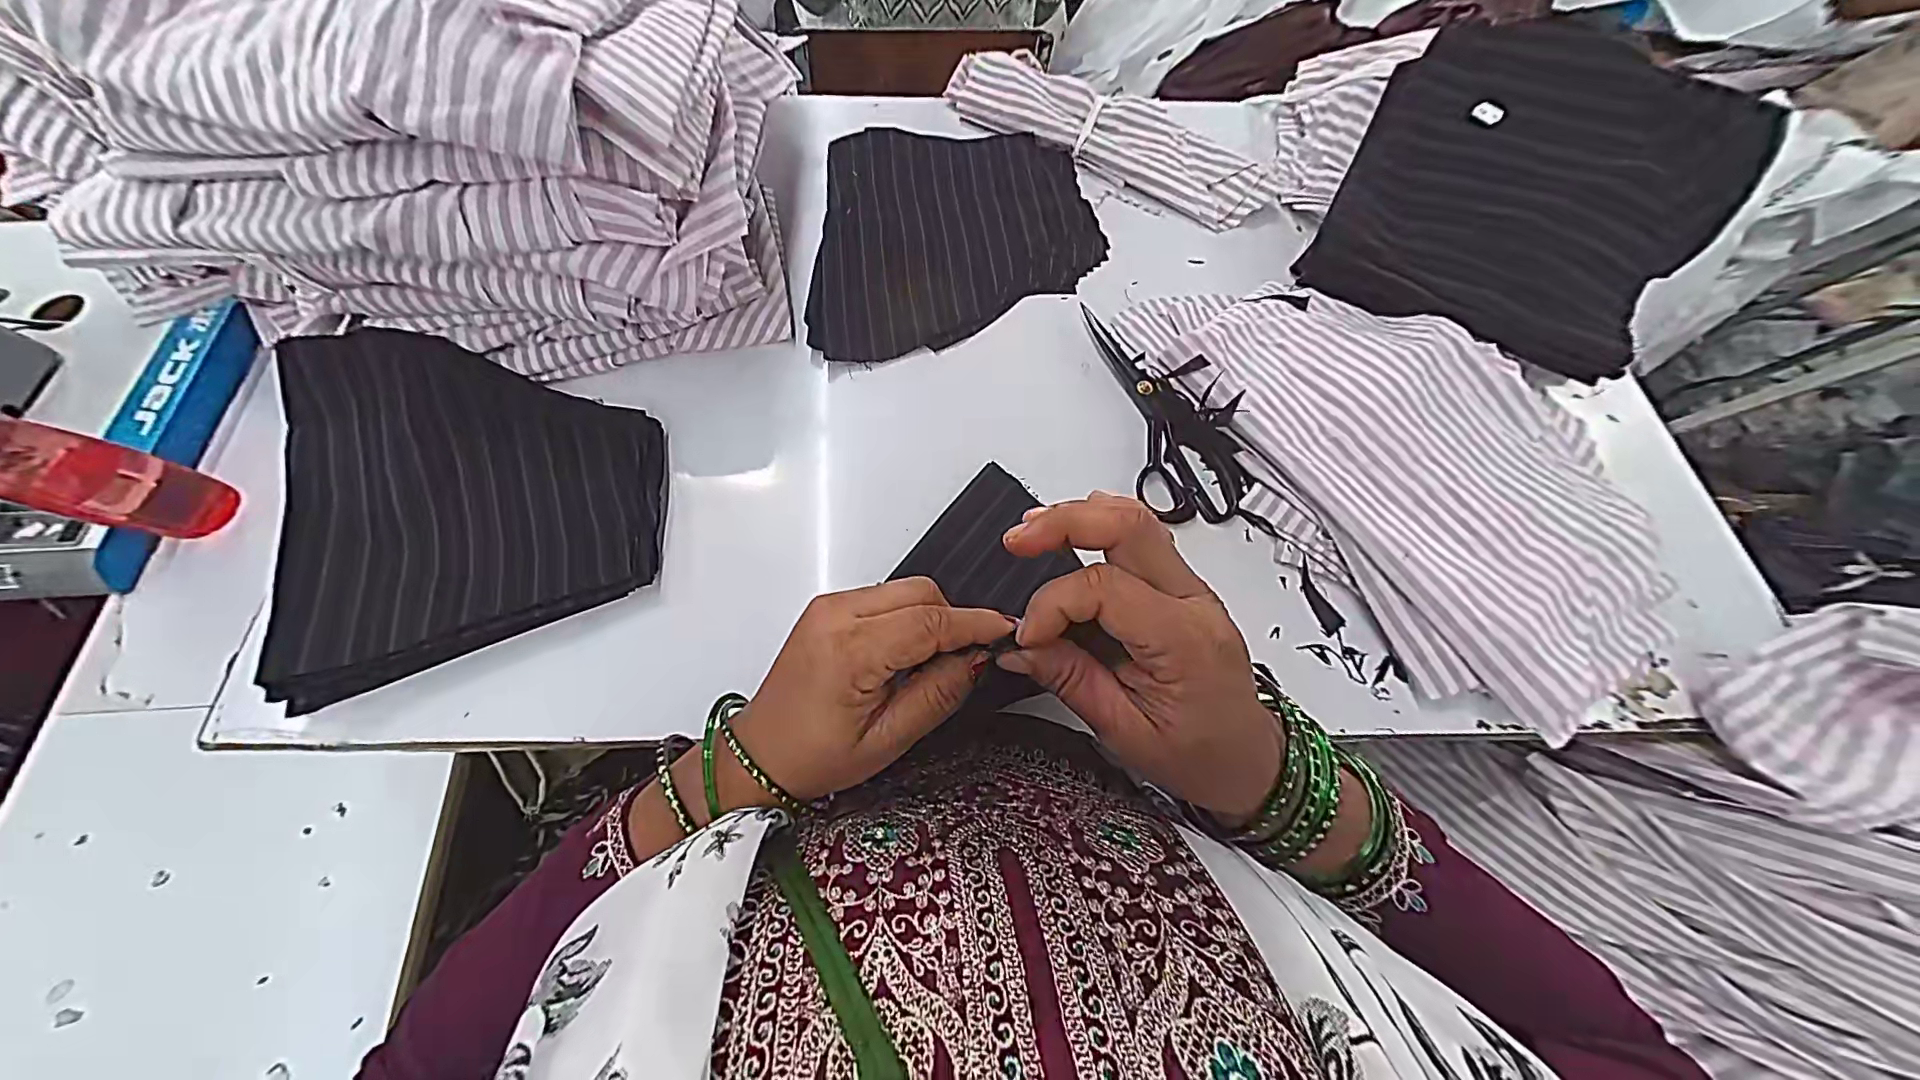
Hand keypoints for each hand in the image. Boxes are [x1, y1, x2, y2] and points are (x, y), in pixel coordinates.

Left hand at [726, 578, 1014, 803]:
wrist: (760, 755)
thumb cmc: (810, 755)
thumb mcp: (888, 739)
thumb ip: (939, 693)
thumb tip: (975, 659)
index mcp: (850, 649)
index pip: (930, 620)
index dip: (974, 624)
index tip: (1002, 630)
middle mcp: (835, 616)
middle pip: (920, 592)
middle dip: (953, 619)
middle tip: (965, 658)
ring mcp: (829, 607)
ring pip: (904, 589)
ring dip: (929, 617)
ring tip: (927, 663)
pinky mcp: (828, 608)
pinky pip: (884, 596)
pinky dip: (906, 616)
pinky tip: (903, 653)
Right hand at [1000, 494, 1280, 826]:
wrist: (1247, 759)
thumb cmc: (1203, 754)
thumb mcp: (1125, 732)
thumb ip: (1069, 679)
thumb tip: (1021, 647)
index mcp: (1184, 641)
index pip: (1104, 587)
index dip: (1050, 604)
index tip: (1028, 635)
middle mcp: (1194, 603)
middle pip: (1129, 526)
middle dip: (1063, 522)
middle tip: (1019, 541)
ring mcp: (1192, 590)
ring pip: (1137, 520)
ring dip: (1080, 517)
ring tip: (1035, 531)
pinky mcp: (1181, 589)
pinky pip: (1141, 539)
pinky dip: (1100, 528)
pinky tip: (1072, 533)